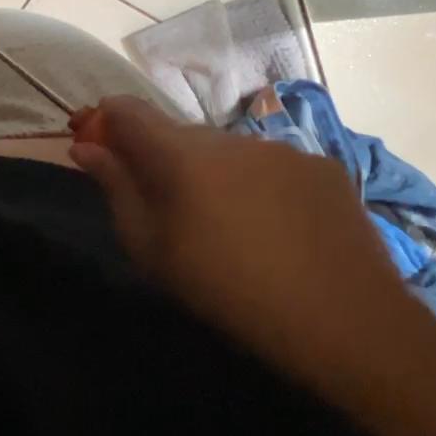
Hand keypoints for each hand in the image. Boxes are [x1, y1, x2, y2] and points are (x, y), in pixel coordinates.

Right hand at [69, 96, 435, 435]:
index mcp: (182, 154)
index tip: (99, 150)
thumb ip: (115, 188)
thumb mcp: (151, 248)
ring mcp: (283, 149)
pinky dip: (255, 183)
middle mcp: (231, 138)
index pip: (126, 108)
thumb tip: (85, 147)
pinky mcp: (324, 168)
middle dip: (159, 156)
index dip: (105, 122)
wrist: (350, 327)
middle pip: (176, 131)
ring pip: (225, 149)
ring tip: (225, 223)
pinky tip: (271, 226)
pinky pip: (268, 164)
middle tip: (164, 206)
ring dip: (210, 171)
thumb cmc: (228, 292)